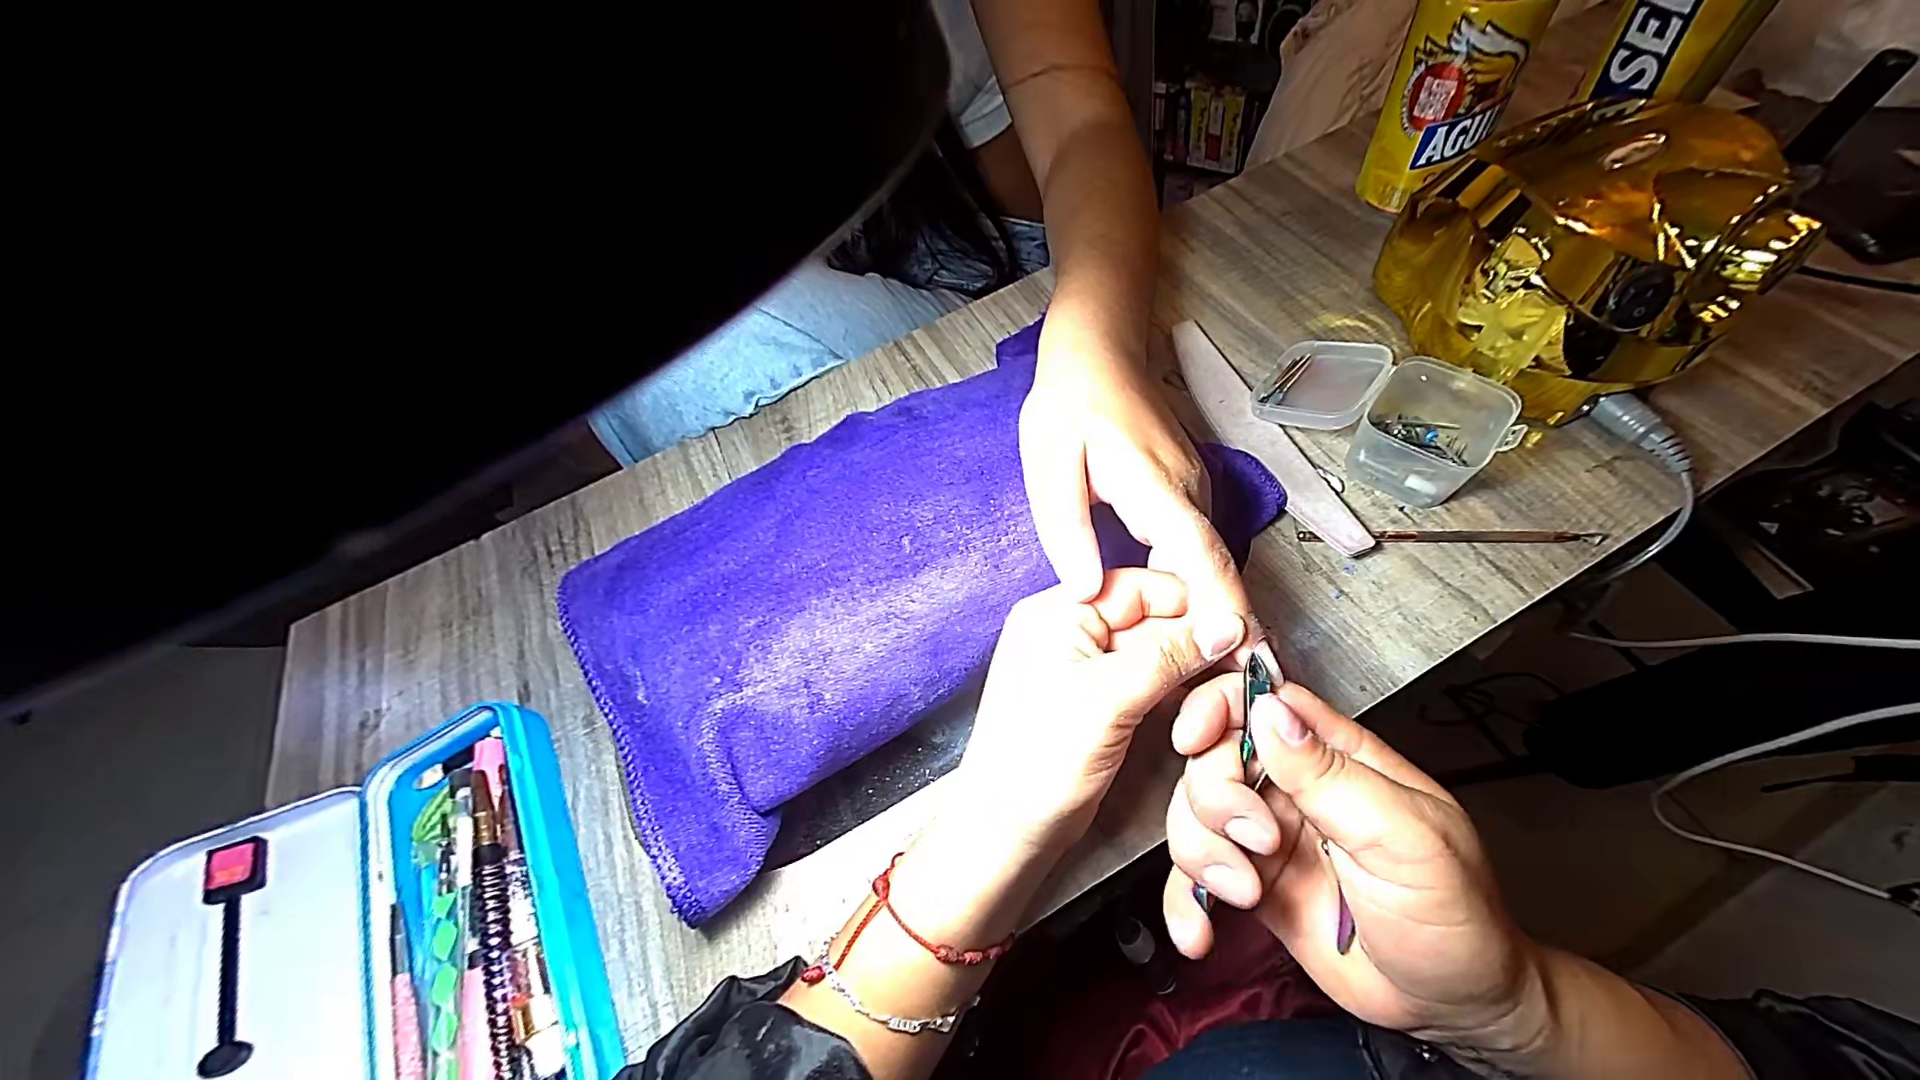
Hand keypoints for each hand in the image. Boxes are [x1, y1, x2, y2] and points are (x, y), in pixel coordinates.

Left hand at [945, 568, 1247, 860]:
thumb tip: (1222, 626)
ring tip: (1218, 696)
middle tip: (1238, 667)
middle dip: (1196, 643)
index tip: (1235, 632)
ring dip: (1191, 672)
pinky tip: (1197, 711)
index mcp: (1058, 613)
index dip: (1193, 607)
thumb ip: (1167, 656)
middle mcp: (1070, 630)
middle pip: (1153, 617)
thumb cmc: (1032, 766)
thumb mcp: (1106, 699)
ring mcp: (1086, 665)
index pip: (1141, 586)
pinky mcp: (1101, 697)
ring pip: (1157, 650)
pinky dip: (1177, 692)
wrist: (1010, 827)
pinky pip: (1150, 679)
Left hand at [1019, 325, 1260, 663]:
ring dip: (1206, 609)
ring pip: (1206, 560)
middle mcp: (1188, 492)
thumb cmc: (1068, 407)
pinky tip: (1178, 616)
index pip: (1200, 555)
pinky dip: (1192, 584)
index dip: (1219, 606)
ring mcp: (1192, 489)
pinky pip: (1194, 546)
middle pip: (1212, 568)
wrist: (1096, 355)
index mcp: (1155, 487)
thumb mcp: (1050, 468)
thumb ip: (1069, 530)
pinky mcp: (1184, 491)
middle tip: (1213, 686)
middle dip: (1218, 627)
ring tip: (1198, 665)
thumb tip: (1087, 589)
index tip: (1235, 652)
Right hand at [1159, 679, 1544, 1052]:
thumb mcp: (1406, 838)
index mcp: (1331, 755)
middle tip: (1257, 840)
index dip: (1216, 707)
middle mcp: (1288, 785)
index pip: (1258, 700)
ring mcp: (1261, 831)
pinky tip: (1198, 930)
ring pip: (1191, 812)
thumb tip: (1269, 710)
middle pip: (1210, 756)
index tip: (1195, 738)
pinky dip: (1185, 901)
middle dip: (1216, 799)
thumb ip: (1330, 774)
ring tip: (1246, 891)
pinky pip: (1193, 876)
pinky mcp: (1244, 877)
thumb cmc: (1454, 917)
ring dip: (1203, 852)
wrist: (1454, 1008)